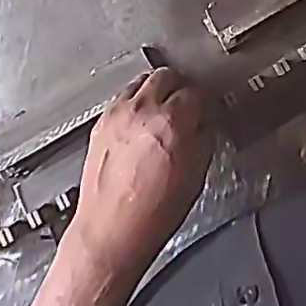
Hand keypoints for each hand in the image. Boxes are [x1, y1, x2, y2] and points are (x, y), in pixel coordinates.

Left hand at [64, 67, 212, 277]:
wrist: (112, 229)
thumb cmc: (152, 211)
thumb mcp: (195, 174)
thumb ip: (203, 138)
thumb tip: (204, 123)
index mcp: (172, 122)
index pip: (195, 92)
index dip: (204, 101)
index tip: (205, 107)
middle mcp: (142, 111)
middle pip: (165, 75)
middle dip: (179, 86)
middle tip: (186, 99)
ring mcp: (117, 114)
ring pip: (140, 81)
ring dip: (155, 89)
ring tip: (162, 107)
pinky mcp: (101, 122)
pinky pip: (121, 98)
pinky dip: (134, 102)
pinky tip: (140, 119)